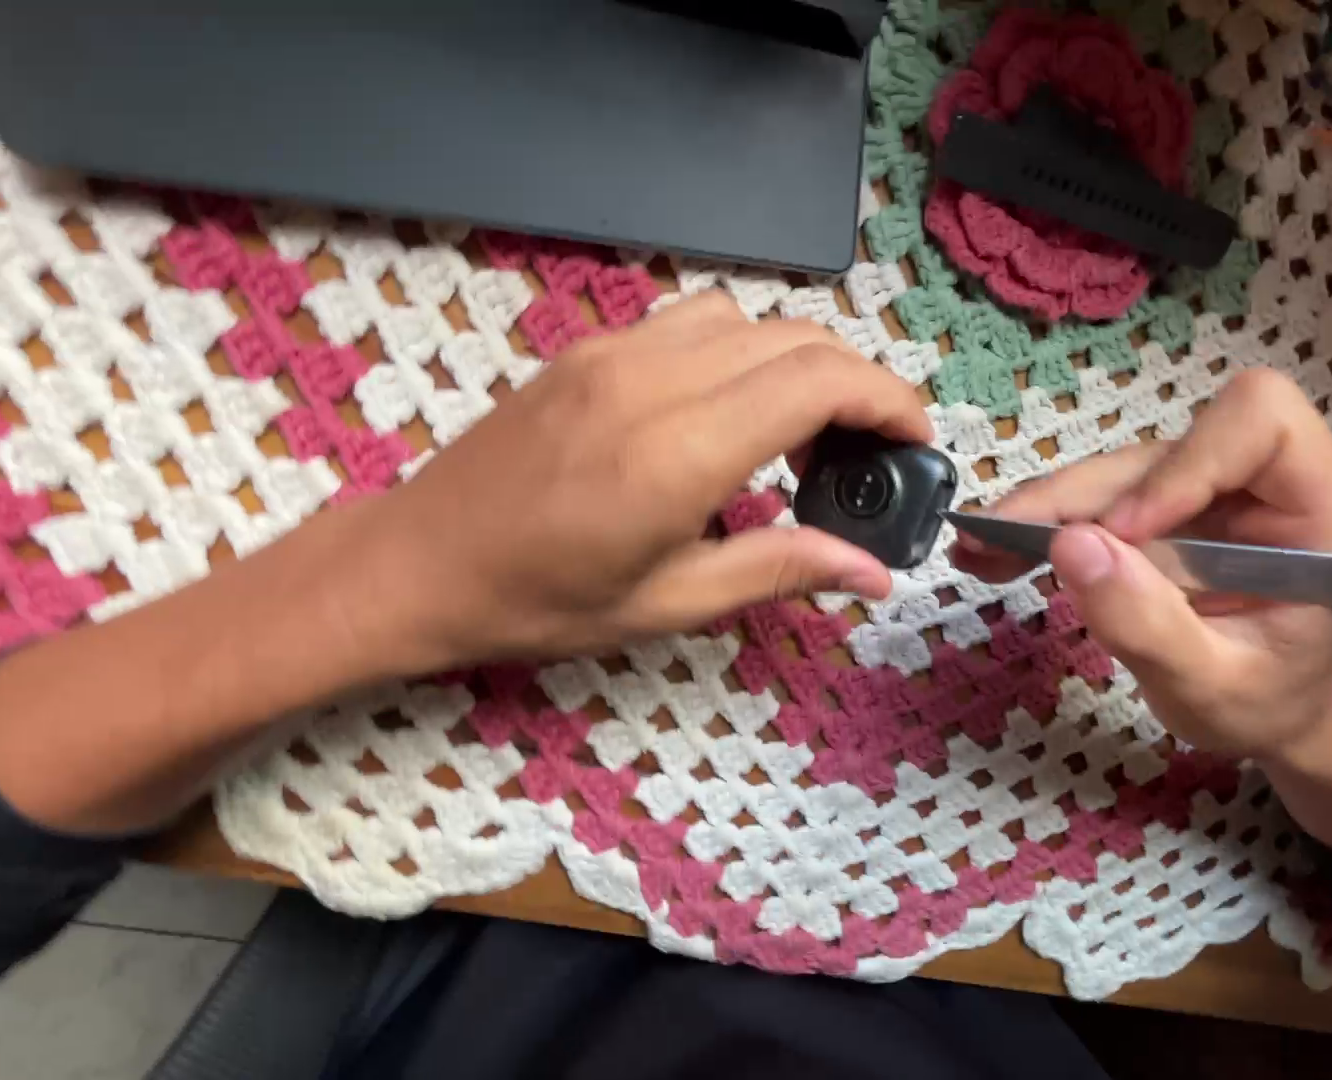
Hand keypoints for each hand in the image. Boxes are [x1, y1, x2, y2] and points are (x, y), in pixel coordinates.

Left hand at [342, 292, 932, 673]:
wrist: (417, 562)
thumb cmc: (541, 602)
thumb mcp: (670, 603)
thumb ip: (781, 570)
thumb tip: (875, 573)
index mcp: (676, 453)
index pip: (816, 383)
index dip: (887, 401)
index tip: (914, 441)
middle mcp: (651, 380)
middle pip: (796, 339)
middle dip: (860, 383)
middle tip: (876, 448)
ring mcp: (617, 352)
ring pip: (752, 319)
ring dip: (804, 361)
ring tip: (812, 430)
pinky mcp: (595, 347)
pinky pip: (698, 321)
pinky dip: (749, 350)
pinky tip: (740, 407)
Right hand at [954, 370, 1331, 762]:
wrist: (1262, 714)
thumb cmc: (1264, 706)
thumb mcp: (1211, 687)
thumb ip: (1148, 623)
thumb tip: (1068, 544)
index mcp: (1314, 510)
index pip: (1256, 423)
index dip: (1183, 464)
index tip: (1127, 533)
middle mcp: (1256, 484)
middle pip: (1156, 452)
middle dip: (1073, 497)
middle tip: (994, 539)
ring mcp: (1201, 495)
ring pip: (1111, 476)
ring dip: (1040, 512)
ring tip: (978, 554)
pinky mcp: (1158, 513)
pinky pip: (1092, 503)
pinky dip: (1039, 527)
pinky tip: (992, 554)